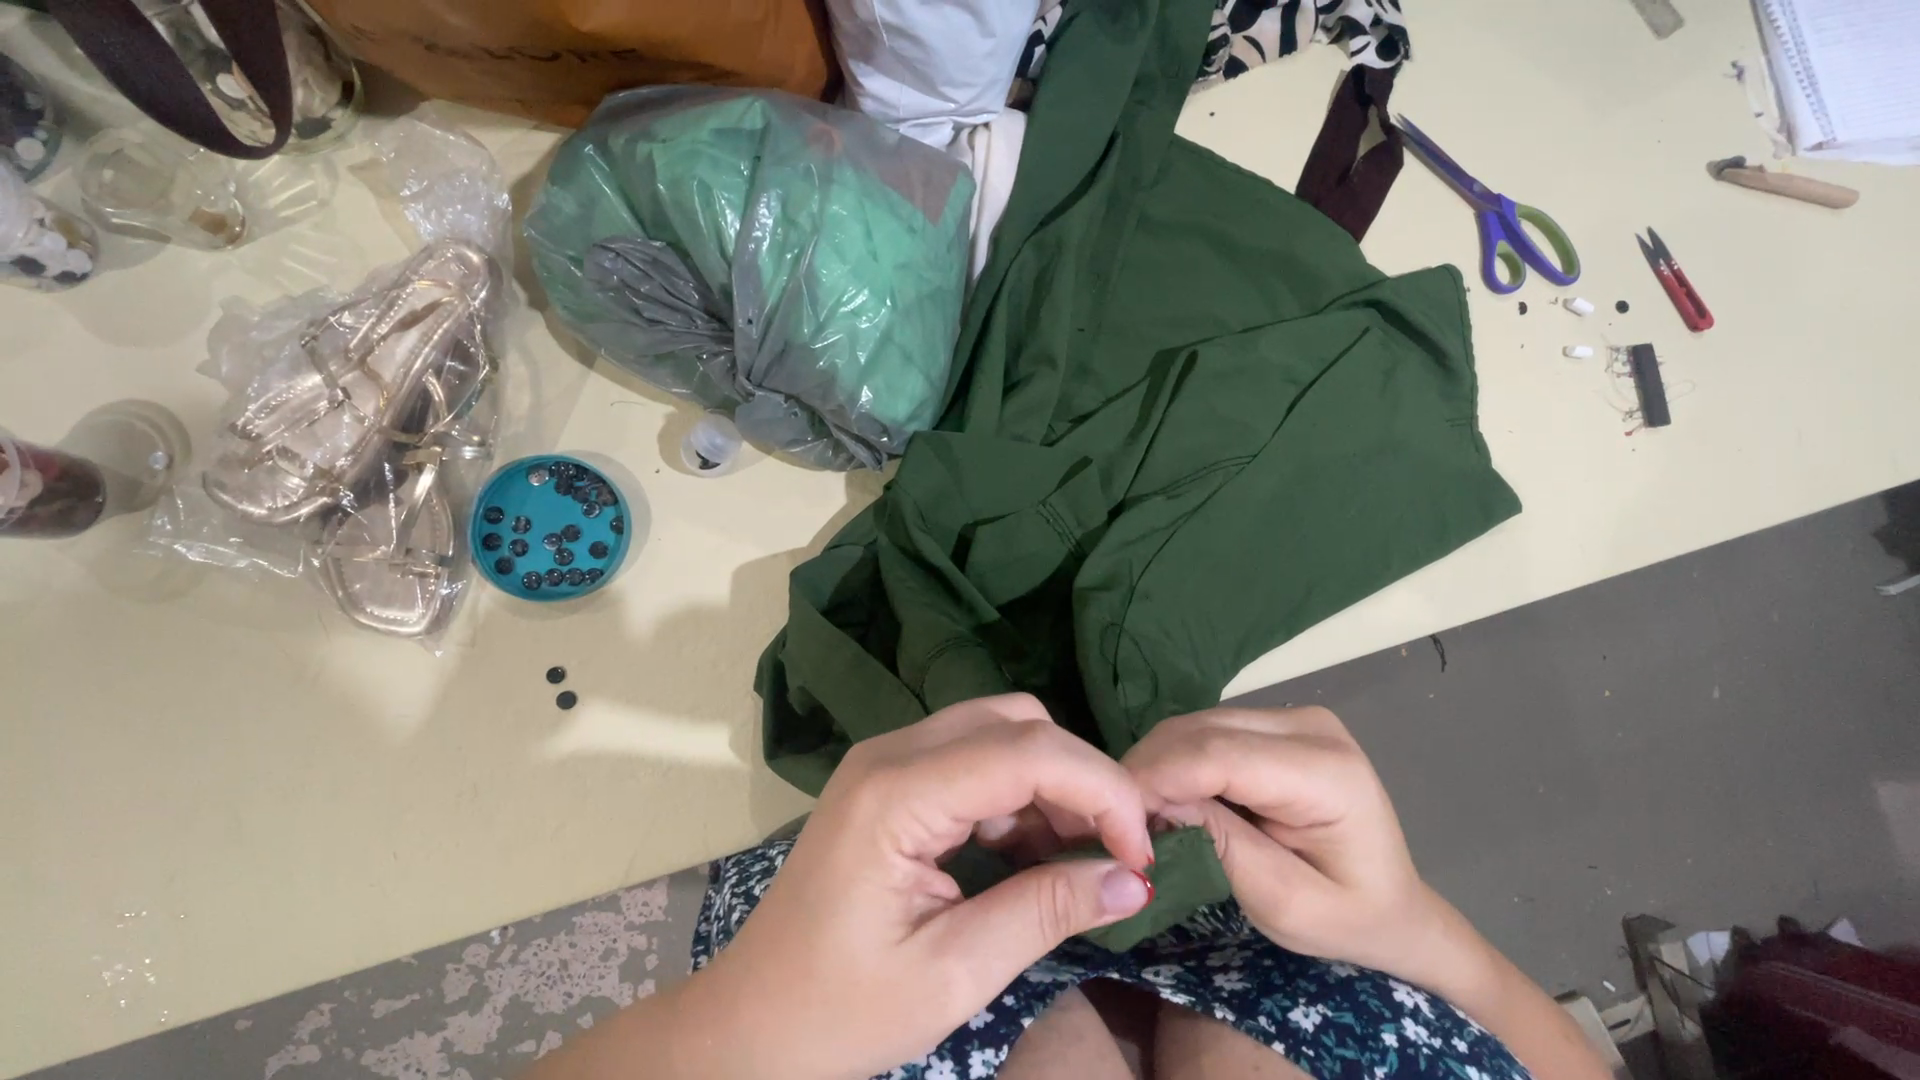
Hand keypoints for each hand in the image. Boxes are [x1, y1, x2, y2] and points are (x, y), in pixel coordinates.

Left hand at [674, 694, 1154, 1079]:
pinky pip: (974, 759)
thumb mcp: (953, 973)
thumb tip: (1134, 880)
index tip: (1141, 854)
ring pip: (1000, 732)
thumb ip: (1044, 911)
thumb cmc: (841, 1010)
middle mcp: (891, 754)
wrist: (752, 1022)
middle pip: (1015, 723)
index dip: (1100, 790)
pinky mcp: (892, 781)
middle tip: (1116, 853)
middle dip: (1080, 778)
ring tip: (1081, 858)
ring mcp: (887, 762)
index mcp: (895, 794)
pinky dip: (1019, 795)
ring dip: (1053, 784)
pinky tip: (1034, 851)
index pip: (1025, 750)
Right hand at [1122, 705, 1468, 987]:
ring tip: (1138, 815)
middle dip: (1148, 772)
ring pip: (1194, 726)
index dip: (1157, 778)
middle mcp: (1309, 726)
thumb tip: (1156, 803)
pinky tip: (1166, 798)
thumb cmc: (1347, 919)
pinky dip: (1175, 762)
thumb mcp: (1284, 904)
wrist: (1394, 907)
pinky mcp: (1273, 723)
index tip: (1113, 818)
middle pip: (1200, 732)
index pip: (1219, 756)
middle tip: (1116, 823)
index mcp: (1327, 772)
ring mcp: (1291, 717)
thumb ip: (1222, 848)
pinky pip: (1204, 732)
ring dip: (1157, 766)